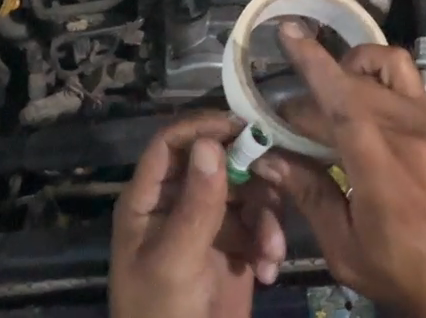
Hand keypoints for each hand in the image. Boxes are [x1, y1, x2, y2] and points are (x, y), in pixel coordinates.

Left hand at [110, 113, 287, 317]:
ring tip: (271, 250)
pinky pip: (259, 225)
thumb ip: (195, 205)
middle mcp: (178, 204)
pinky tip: (270, 269)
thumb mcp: (174, 262)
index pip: (171, 143)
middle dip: (249, 175)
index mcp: (149, 200)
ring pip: (245, 192)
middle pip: (217, 162)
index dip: (202, 127)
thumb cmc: (162, 317)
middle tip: (277, 181)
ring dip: (265, 216)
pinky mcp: (235, 250)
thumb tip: (211, 142)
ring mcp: (208, 226)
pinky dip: (269, 242)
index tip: (242, 126)